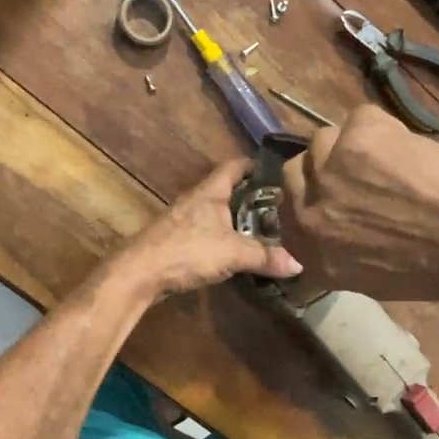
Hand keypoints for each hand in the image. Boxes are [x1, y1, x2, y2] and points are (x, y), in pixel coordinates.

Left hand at [111, 159, 302, 298]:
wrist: (140, 273)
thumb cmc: (187, 250)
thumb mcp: (233, 253)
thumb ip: (265, 257)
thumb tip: (298, 265)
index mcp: (210, 192)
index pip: (234, 166)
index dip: (254, 165)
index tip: (276, 171)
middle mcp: (196, 201)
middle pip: (228, 192)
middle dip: (251, 198)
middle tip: (279, 208)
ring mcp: (184, 222)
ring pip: (218, 216)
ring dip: (237, 222)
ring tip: (263, 232)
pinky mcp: (178, 243)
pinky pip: (208, 235)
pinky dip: (225, 240)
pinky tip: (237, 254)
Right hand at [278, 105, 438, 298]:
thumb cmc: (432, 270)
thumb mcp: (365, 278)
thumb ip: (333, 250)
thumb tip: (332, 228)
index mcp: (308, 252)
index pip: (285, 212)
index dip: (309, 198)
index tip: (330, 195)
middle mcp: (306, 211)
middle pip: (294, 170)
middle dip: (322, 169)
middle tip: (359, 173)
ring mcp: (328, 170)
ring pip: (325, 140)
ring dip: (351, 147)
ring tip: (389, 162)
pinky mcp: (357, 136)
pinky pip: (361, 119)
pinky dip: (385, 131)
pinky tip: (411, 153)